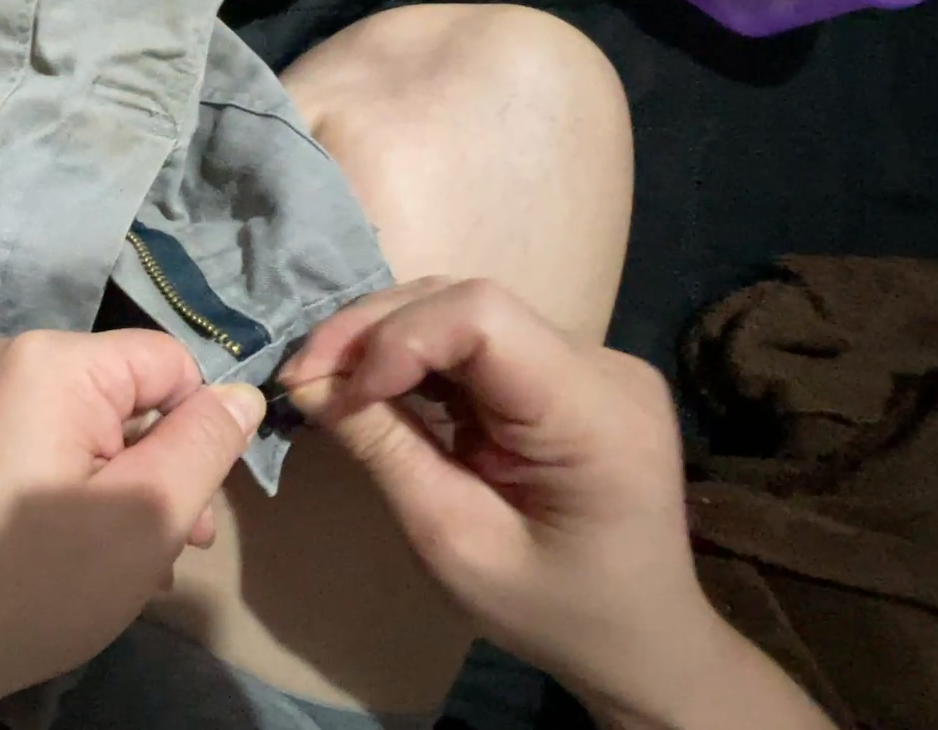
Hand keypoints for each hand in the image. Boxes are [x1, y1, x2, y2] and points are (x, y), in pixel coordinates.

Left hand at [0, 329, 266, 718]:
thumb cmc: (39, 577)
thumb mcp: (146, 512)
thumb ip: (205, 444)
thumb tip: (242, 392)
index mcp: (54, 358)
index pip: (168, 362)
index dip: (195, 428)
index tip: (189, 502)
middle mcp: (15, 356)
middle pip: (131, 395)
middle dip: (163, 467)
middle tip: (177, 543)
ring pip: (98, 423)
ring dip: (130, 486)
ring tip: (139, 560)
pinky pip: (57, 438)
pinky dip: (85, 484)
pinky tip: (92, 548)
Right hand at [275, 278, 713, 713]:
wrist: (635, 637)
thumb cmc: (548, 607)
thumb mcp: (451, 538)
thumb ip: (380, 449)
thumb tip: (302, 381)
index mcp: (594, 415)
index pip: (483, 318)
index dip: (395, 337)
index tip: (340, 392)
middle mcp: (598, 364)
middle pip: (459, 301)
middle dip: (367, 331)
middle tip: (304, 377)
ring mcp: (580, 357)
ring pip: (452, 306)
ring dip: (376, 335)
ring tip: (327, 379)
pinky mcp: (554, 363)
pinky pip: (461, 332)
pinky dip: (401, 350)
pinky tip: (372, 383)